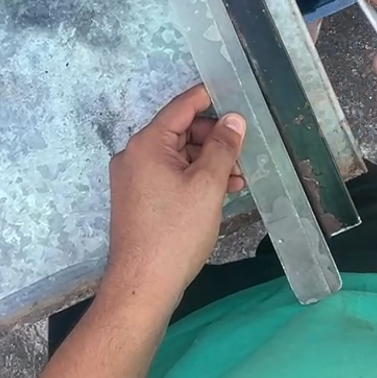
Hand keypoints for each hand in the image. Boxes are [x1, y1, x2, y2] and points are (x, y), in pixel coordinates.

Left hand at [103, 86, 246, 308]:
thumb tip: (233, 118)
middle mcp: (134, 155)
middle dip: (213, 139)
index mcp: (146, 143)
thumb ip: (222, 146)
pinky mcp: (138, 199)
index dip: (208, 97)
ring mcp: (133, 178)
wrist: (142, 285)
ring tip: (239, 179)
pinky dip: (194, 179)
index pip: (181, 106)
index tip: (234, 92)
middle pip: (180, 132)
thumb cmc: (176, 232)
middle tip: (243, 153)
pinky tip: (221, 193)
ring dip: (208, 162)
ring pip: (177, 157)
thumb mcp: (208, 185)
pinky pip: (170, 176)